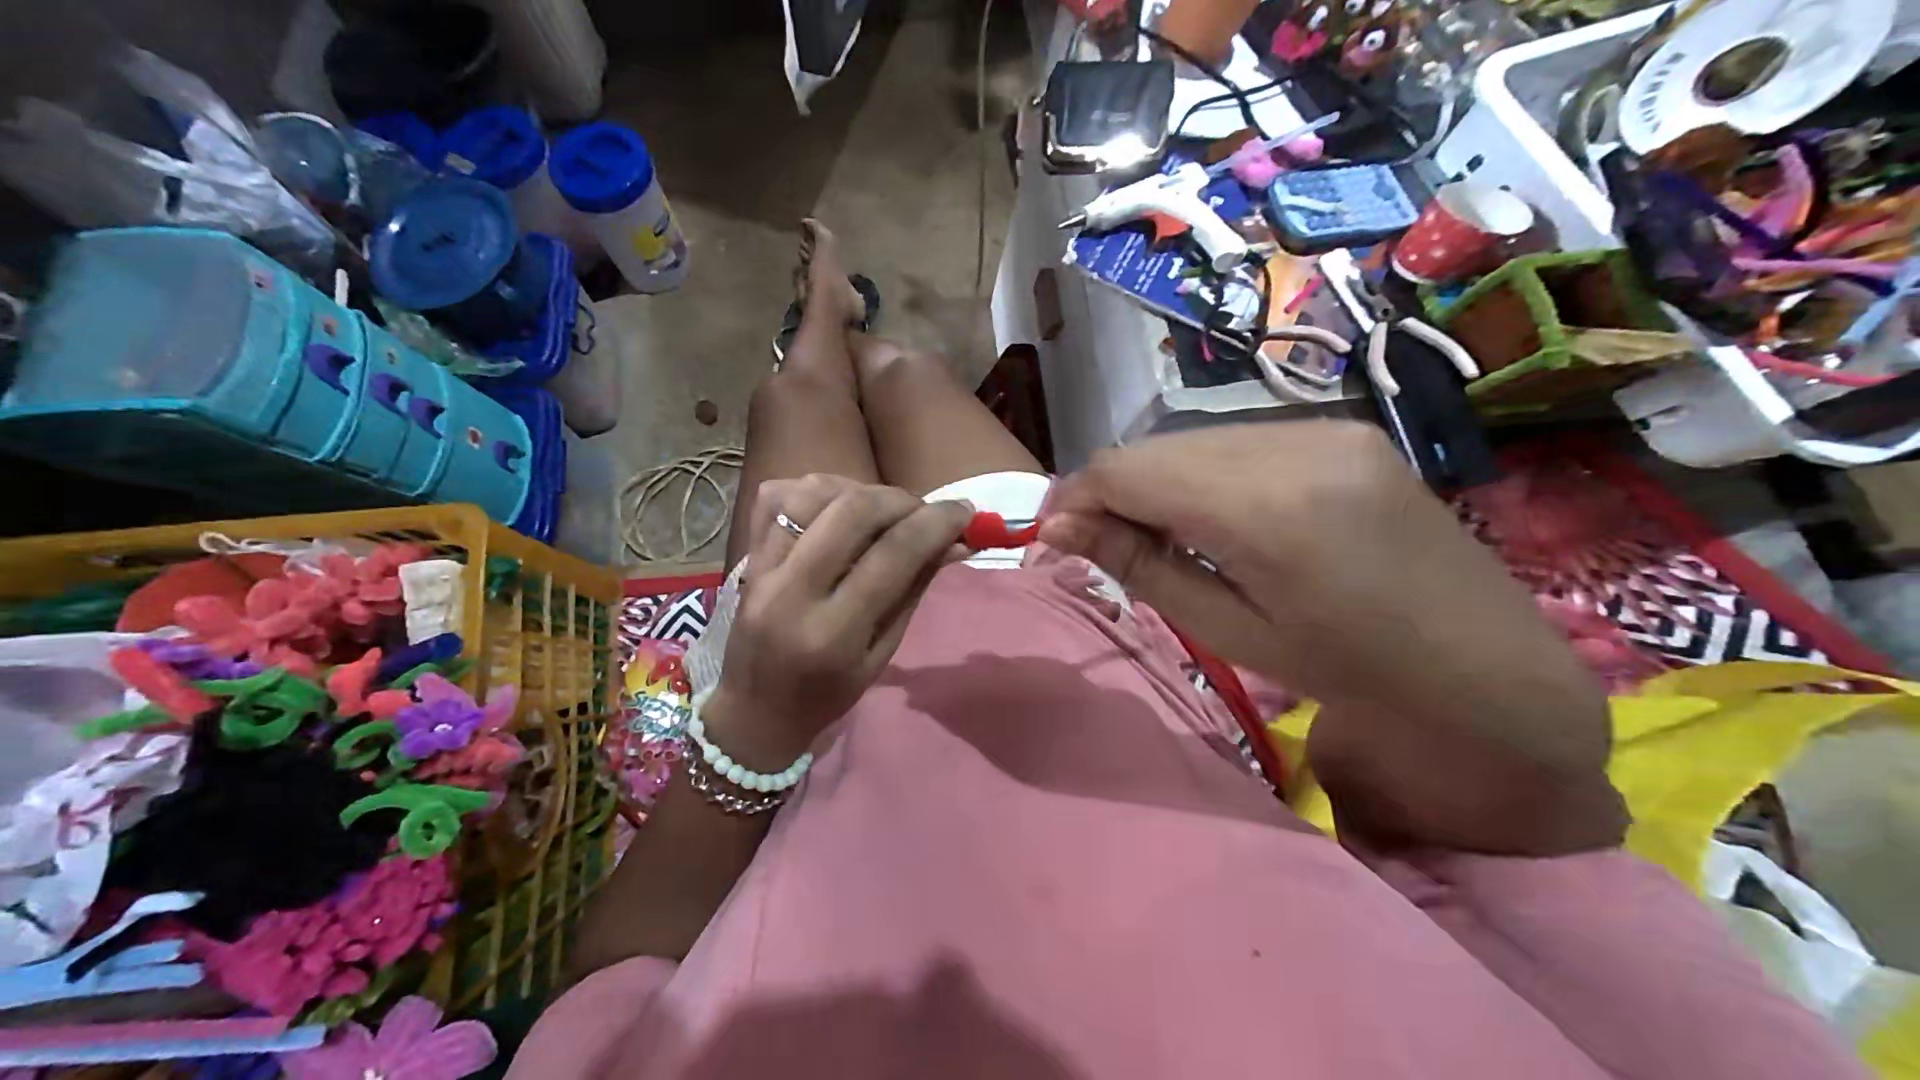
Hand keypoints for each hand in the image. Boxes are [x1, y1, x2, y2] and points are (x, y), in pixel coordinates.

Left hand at [705, 475, 972, 766]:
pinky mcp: (746, 556)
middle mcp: (792, 592)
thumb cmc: (827, 695)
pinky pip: (776, 497)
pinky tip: (837, 506)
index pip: (893, 554)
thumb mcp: (881, 654)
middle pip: (853, 511)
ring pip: (813, 492)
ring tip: (883, 511)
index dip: (936, 523)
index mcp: (833, 633)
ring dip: (860, 490)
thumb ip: (914, 590)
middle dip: (902, 500)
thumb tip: (955, 542)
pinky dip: (815, 490)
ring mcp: (762, 569)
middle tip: (925, 512)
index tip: (964, 512)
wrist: (753, 711)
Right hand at [1039, 422, 1624, 853]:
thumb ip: (1140, 566)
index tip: (1053, 536)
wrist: (1483, 664)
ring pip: (1192, 439)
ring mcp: (1324, 428)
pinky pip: (1237, 439)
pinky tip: (1212, 516)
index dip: (1075, 497)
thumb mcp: (1229, 630)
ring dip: (1154, 480)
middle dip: (1109, 490)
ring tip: (1155, 534)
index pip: (1128, 470)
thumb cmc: (1348, 668)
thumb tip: (1059, 529)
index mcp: (1265, 508)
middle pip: (1154, 447)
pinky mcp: (1341, 428)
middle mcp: (1294, 445)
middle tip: (1096, 541)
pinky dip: (1201, 472)